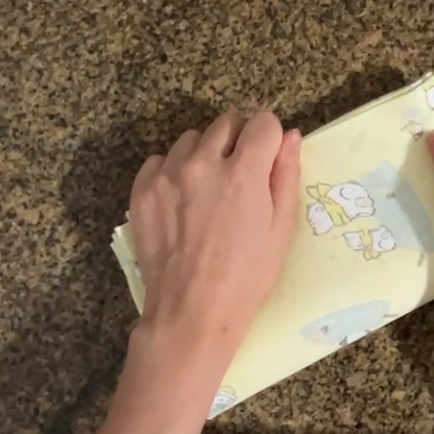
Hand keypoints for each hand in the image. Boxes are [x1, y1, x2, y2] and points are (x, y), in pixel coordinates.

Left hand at [127, 108, 301, 367]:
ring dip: (205, 154)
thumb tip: (290, 136)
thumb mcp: (282, 230)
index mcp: (244, 173)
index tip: (268, 160)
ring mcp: (168, 175)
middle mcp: (203, 163)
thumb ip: (286, 176)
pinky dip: (175, 171)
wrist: (192, 310)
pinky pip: (162, 160)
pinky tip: (184, 201)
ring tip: (210, 190)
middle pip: (226, 123)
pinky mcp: (143, 189)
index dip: (270, 139)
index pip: (263, 123)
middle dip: (239, 141)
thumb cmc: (247, 276)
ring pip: (192, 139)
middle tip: (241, 178)